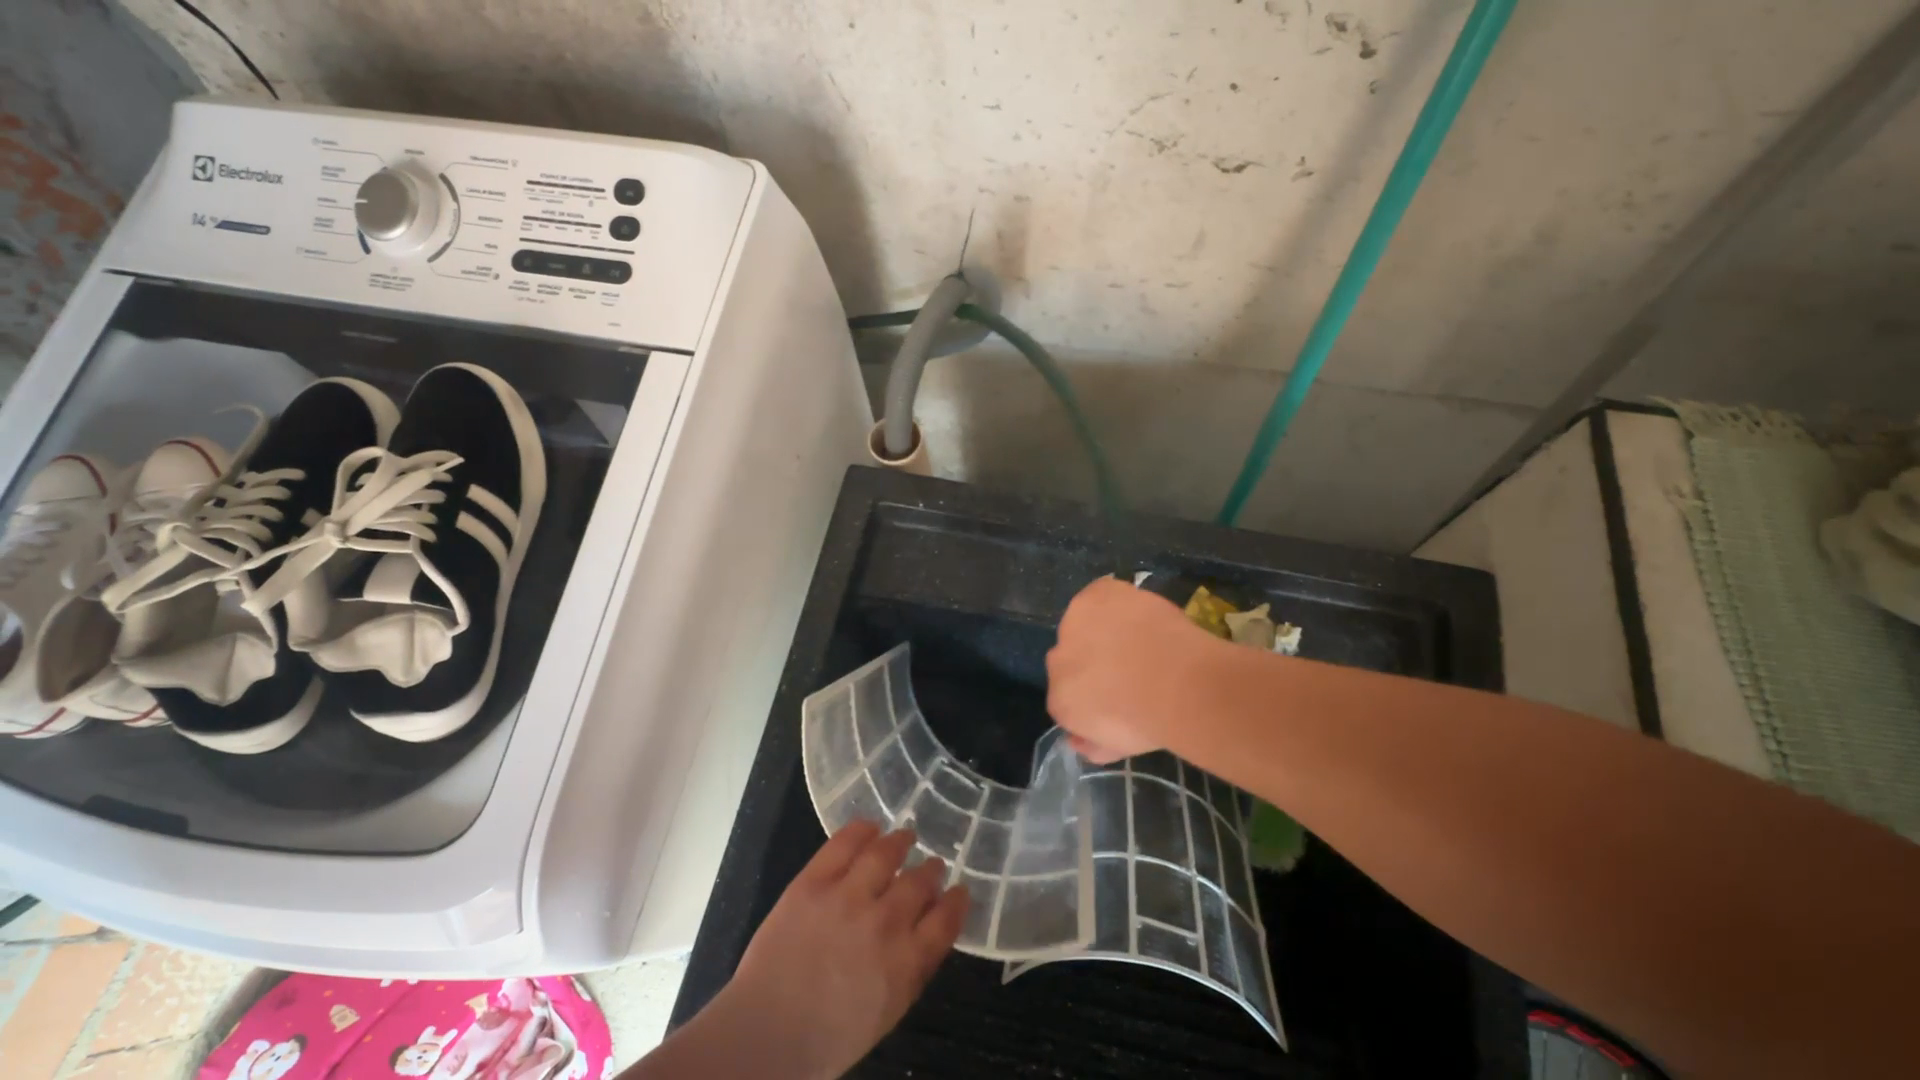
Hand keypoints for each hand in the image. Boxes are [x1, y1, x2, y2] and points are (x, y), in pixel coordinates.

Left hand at [703, 823, 966, 1079]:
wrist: (767, 1030)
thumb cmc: (830, 1035)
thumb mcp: (889, 1010)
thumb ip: (913, 969)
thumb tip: (927, 934)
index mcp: (908, 961)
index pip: (946, 919)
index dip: (956, 901)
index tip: (959, 891)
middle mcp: (885, 922)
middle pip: (919, 882)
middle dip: (931, 870)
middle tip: (932, 864)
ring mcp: (848, 897)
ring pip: (886, 853)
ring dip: (901, 842)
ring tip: (905, 837)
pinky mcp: (813, 883)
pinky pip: (844, 843)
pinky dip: (862, 830)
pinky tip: (870, 827)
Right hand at [1046, 576, 1222, 762]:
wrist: (1177, 685)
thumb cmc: (1150, 724)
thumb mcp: (1116, 749)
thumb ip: (1091, 745)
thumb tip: (1078, 741)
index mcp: (1059, 701)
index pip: (1064, 693)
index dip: (1091, 691)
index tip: (1117, 694)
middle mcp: (1057, 661)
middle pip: (1070, 655)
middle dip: (1093, 659)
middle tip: (1131, 667)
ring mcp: (1074, 624)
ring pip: (1084, 623)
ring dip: (1104, 628)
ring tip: (1141, 638)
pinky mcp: (1095, 596)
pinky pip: (1101, 595)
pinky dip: (1116, 600)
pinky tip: (1139, 612)